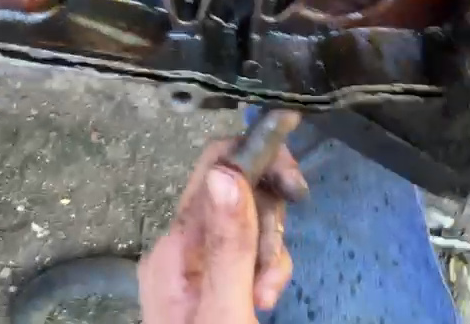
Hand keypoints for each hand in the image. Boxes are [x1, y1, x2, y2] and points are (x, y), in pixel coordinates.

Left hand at [139, 138, 306, 322]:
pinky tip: (265, 301)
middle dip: (268, 221)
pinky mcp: (213, 283)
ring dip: (271, 251)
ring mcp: (195, 266)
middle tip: (272, 270)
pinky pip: (248, 251)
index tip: (295, 185)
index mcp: (174, 245)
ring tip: (267, 298)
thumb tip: (228, 170)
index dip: (258, 160)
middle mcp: (180, 246)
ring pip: (249, 221)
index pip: (215, 166)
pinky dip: (267, 268)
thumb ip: (229, 245)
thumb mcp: (225, 315)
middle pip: (236, 191)